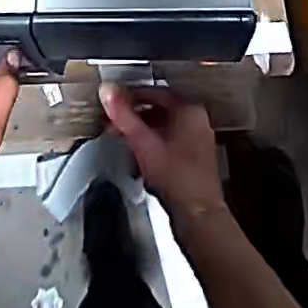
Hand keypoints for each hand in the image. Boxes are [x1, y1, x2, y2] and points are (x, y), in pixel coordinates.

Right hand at [99, 83, 225, 218]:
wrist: (198, 216)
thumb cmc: (177, 178)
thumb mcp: (144, 143)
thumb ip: (124, 117)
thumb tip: (108, 92)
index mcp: (189, 110)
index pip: (156, 92)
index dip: (133, 96)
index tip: (116, 102)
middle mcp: (197, 120)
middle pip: (160, 109)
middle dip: (135, 116)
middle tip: (116, 122)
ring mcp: (197, 139)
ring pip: (164, 126)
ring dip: (143, 131)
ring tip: (123, 138)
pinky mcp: (194, 157)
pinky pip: (170, 141)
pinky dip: (153, 143)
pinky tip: (139, 156)